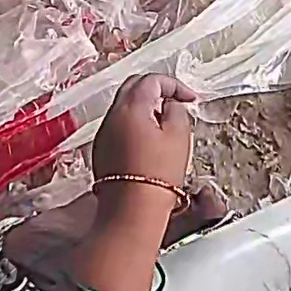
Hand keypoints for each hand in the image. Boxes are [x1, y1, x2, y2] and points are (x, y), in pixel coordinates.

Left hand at [92, 74, 193, 191]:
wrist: (132, 209)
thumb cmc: (156, 177)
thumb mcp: (178, 137)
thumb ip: (177, 111)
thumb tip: (171, 104)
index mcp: (131, 107)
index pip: (151, 80)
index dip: (174, 85)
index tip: (189, 97)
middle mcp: (112, 115)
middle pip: (134, 87)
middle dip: (157, 90)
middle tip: (176, 103)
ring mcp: (104, 132)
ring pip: (125, 106)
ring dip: (145, 107)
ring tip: (165, 125)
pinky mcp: (101, 148)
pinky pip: (118, 125)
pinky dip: (134, 124)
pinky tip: (149, 142)